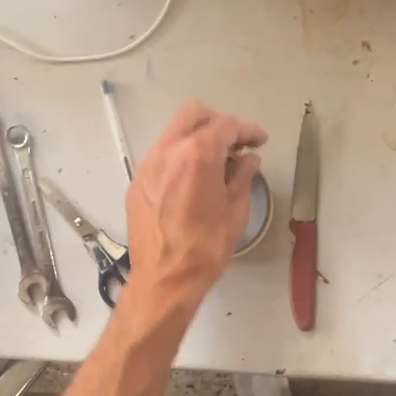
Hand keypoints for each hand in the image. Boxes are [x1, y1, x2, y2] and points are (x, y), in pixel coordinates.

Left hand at [125, 102, 265, 308]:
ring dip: (196, 139)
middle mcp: (167, 152)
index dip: (247, 130)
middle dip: (217, 123)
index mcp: (196, 156)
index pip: (226, 126)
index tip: (259, 141)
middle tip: (235, 144)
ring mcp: (147, 166)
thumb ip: (242, 177)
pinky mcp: (136, 183)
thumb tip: (248, 159)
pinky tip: (191, 181)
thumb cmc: (205, 250)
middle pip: (193, 115)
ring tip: (215, 163)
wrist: (164, 280)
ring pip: (173, 133)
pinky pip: (160, 157)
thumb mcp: (234, 212)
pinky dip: (179, 157)